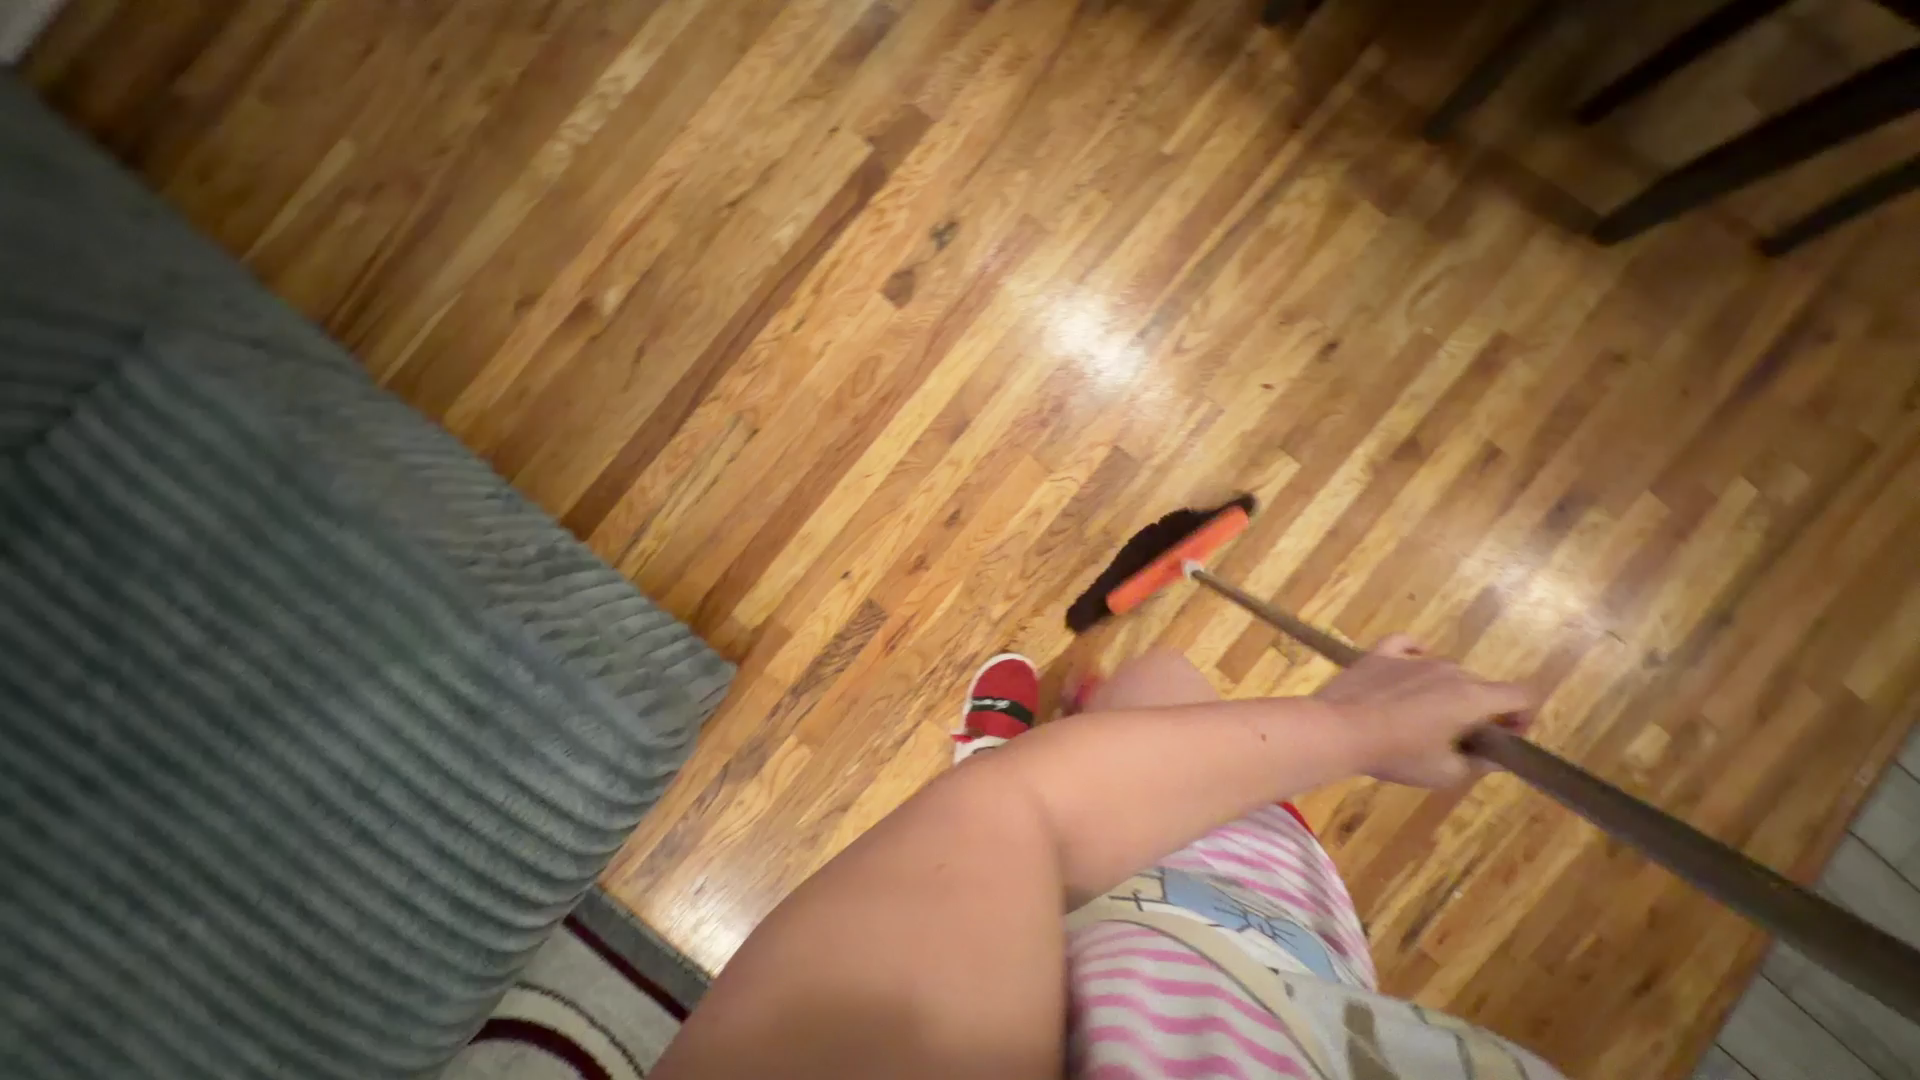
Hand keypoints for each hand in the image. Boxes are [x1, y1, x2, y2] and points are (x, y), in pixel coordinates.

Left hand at [1312, 635, 1533, 788]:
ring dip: (1447, 689)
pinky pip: (1405, 645)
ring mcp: (1411, 658)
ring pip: (1445, 669)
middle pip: (1480, 685)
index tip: (1504, 738)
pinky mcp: (1379, 654)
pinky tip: (1412, 665)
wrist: (1338, 730)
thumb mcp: (1447, 772)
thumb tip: (1493, 756)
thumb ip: (1479, 763)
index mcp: (1471, 696)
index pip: (1521, 695)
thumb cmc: (1396, 754)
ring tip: (1425, 716)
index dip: (1522, 717)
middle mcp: (1447, 669)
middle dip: (1480, 709)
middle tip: (1459, 737)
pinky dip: (1415, 653)